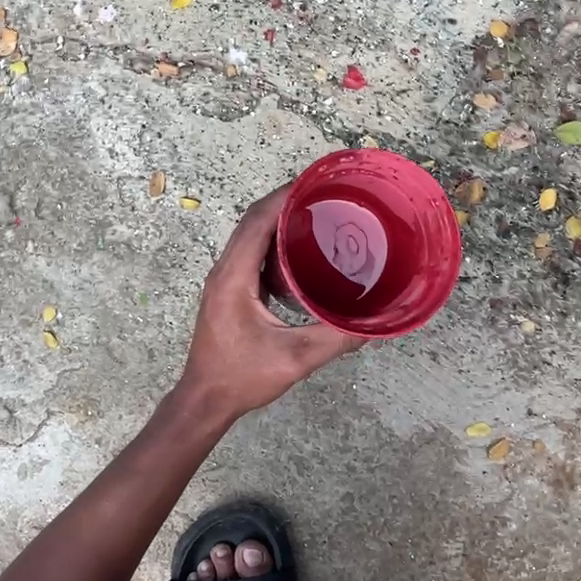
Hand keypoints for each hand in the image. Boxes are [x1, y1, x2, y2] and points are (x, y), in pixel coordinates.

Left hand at [171, 185, 364, 421]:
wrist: (205, 399)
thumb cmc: (241, 377)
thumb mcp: (295, 358)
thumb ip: (335, 339)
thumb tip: (375, 325)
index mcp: (234, 276)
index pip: (257, 221)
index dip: (284, 196)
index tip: (316, 182)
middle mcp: (224, 270)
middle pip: (252, 221)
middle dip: (286, 202)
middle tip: (325, 195)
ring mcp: (223, 280)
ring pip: (250, 236)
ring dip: (279, 222)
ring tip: (317, 216)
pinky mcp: (227, 291)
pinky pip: (251, 255)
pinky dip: (273, 244)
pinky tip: (300, 254)